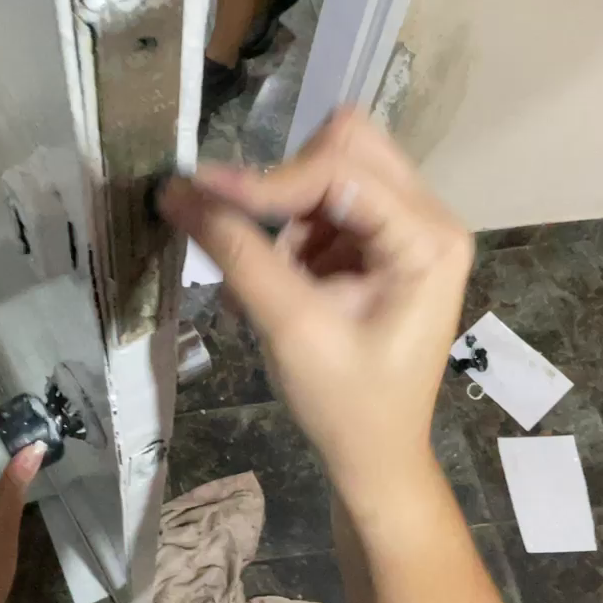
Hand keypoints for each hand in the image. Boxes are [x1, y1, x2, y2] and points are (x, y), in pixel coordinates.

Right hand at [159, 109, 471, 491]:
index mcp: (427, 238)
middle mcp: (427, 218)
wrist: (374, 455)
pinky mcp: (380, 243)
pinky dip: (289, 238)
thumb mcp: (290, 328)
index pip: (341, 170)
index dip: (266, 180)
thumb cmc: (347, 404)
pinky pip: (324, 207)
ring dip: (284, 219)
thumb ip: (236, 255)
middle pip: (345, 147)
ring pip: (329, 172)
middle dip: (283, 187)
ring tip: (268, 287)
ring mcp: (405, 228)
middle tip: (241, 230)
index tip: (197, 193)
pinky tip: (278, 289)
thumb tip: (175, 193)